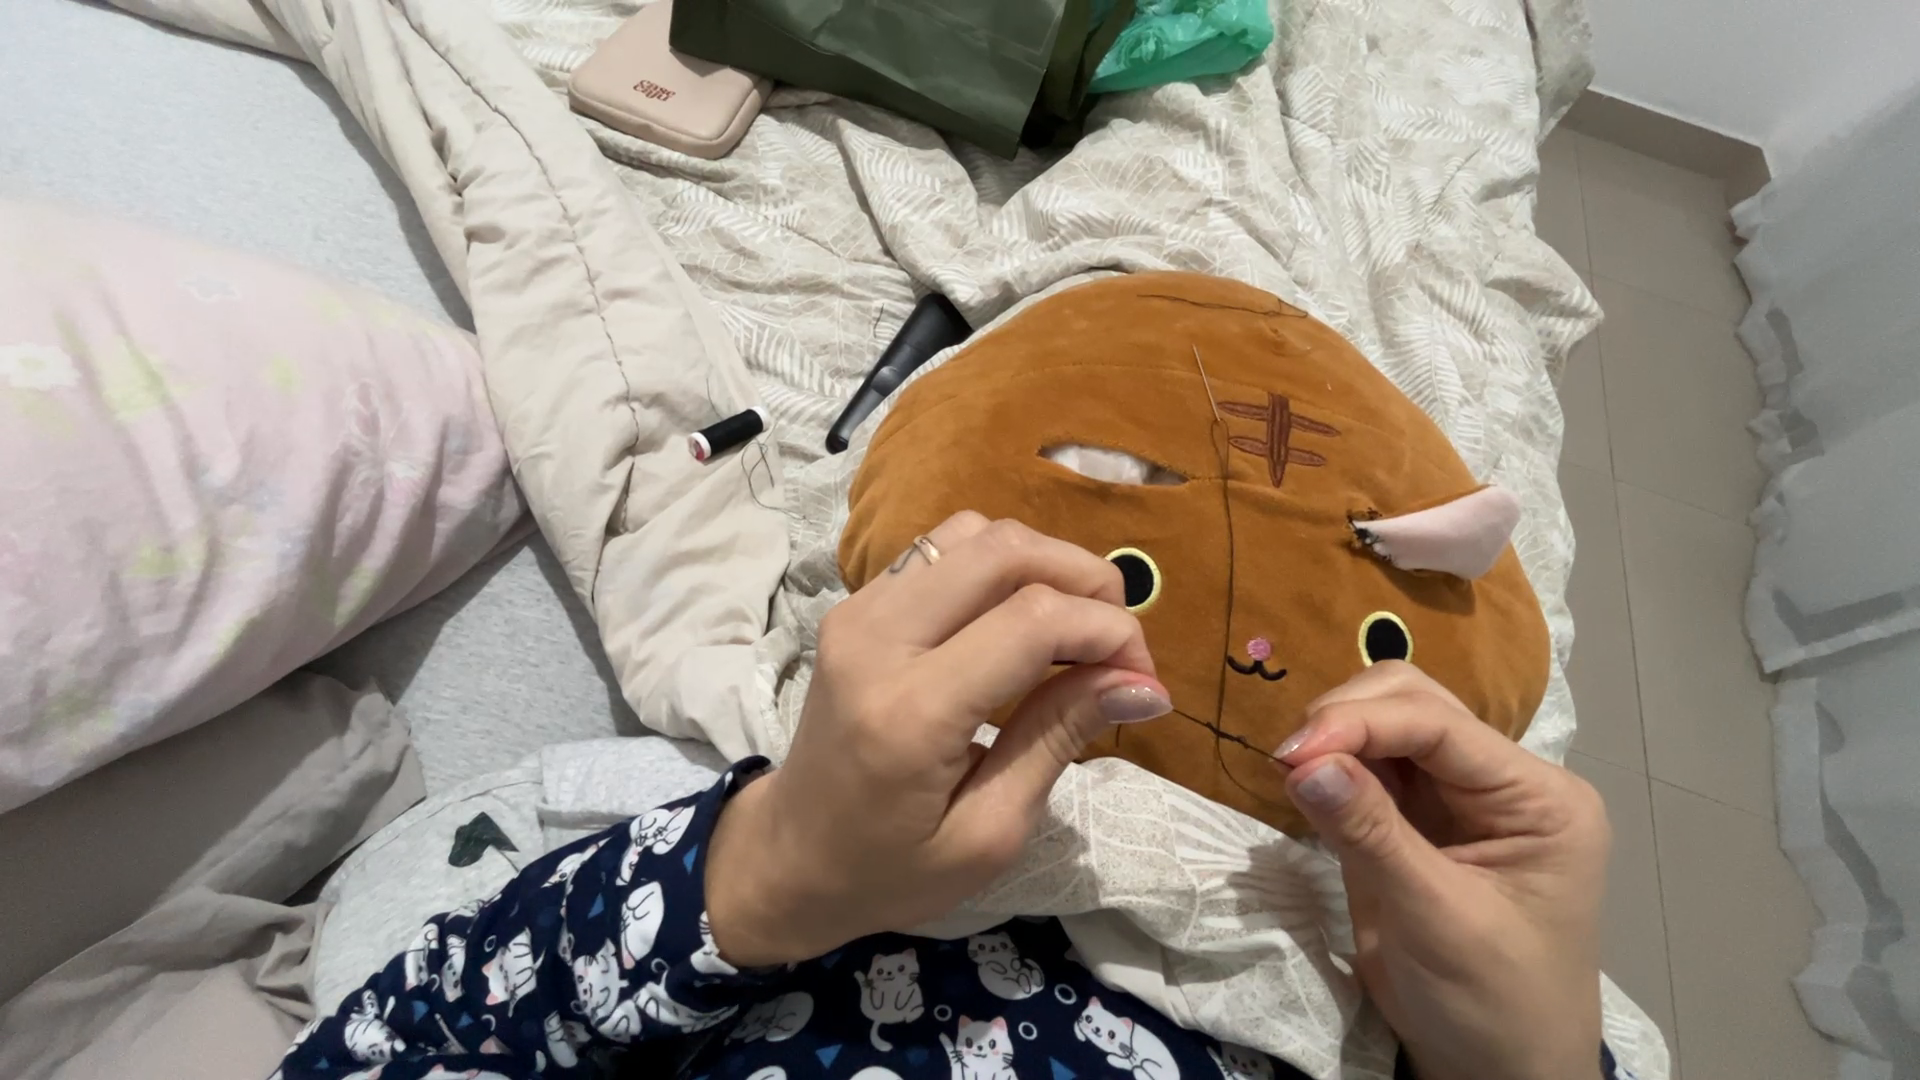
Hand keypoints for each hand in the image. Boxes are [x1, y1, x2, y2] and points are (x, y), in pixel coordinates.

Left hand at [706, 512, 1171, 966]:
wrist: (791, 853)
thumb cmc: (891, 867)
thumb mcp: (990, 832)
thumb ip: (1059, 738)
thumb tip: (1142, 682)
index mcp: (910, 712)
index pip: (1030, 622)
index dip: (1107, 632)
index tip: (1141, 677)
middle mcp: (877, 638)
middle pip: (1003, 550)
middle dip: (1084, 578)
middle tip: (1117, 638)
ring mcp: (858, 610)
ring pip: (973, 532)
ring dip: (1041, 562)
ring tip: (1070, 623)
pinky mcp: (856, 603)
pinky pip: (941, 548)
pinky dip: (997, 565)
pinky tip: (1015, 615)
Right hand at [1273, 662, 1608, 1079]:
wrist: (1493, 1072)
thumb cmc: (1492, 1004)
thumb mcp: (1437, 921)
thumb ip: (1371, 834)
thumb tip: (1301, 763)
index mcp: (1536, 798)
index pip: (1439, 725)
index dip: (1360, 723)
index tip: (1292, 753)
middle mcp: (1498, 778)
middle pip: (1411, 700)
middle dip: (1344, 717)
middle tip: (1291, 761)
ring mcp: (1453, 791)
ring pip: (1381, 717)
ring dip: (1331, 733)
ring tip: (1295, 772)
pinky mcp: (1410, 809)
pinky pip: (1362, 758)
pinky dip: (1328, 759)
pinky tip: (1308, 782)